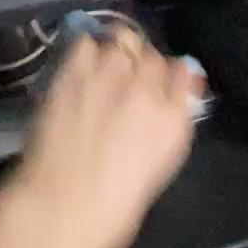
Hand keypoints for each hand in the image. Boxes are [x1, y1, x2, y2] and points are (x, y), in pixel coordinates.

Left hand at [7, 26, 204, 247]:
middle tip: (125, 79)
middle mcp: (148, 89)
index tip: (158, 84)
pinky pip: (86, 44)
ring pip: (121, 42)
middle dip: (141, 63)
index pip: (183, 73)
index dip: (169, 76)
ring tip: (102, 70)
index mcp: (175, 119)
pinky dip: (85, 50)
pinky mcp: (74, 73)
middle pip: (151, 55)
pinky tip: (80, 67)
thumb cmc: (113, 205)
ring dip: (115, 53)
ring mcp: (110, 76)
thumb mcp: (156, 168)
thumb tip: (162, 105)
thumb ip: (165, 126)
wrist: (63, 205)